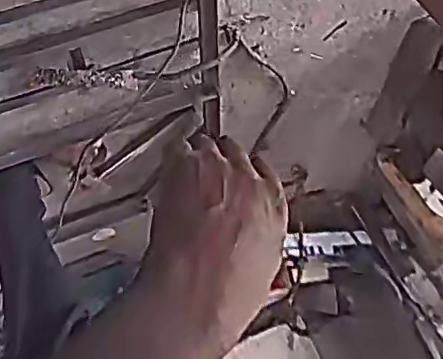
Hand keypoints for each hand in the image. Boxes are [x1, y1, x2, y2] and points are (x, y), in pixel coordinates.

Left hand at [135, 133, 287, 355]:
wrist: (191, 297)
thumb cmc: (222, 296)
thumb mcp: (263, 275)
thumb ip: (263, 243)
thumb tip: (256, 244)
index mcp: (273, 206)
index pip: (265, 172)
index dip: (247, 175)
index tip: (237, 180)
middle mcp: (247, 179)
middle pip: (234, 151)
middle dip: (221, 162)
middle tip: (208, 179)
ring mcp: (216, 167)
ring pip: (206, 144)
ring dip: (197, 156)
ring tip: (186, 174)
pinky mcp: (186, 164)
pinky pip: (179, 147)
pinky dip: (173, 156)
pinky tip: (168, 171)